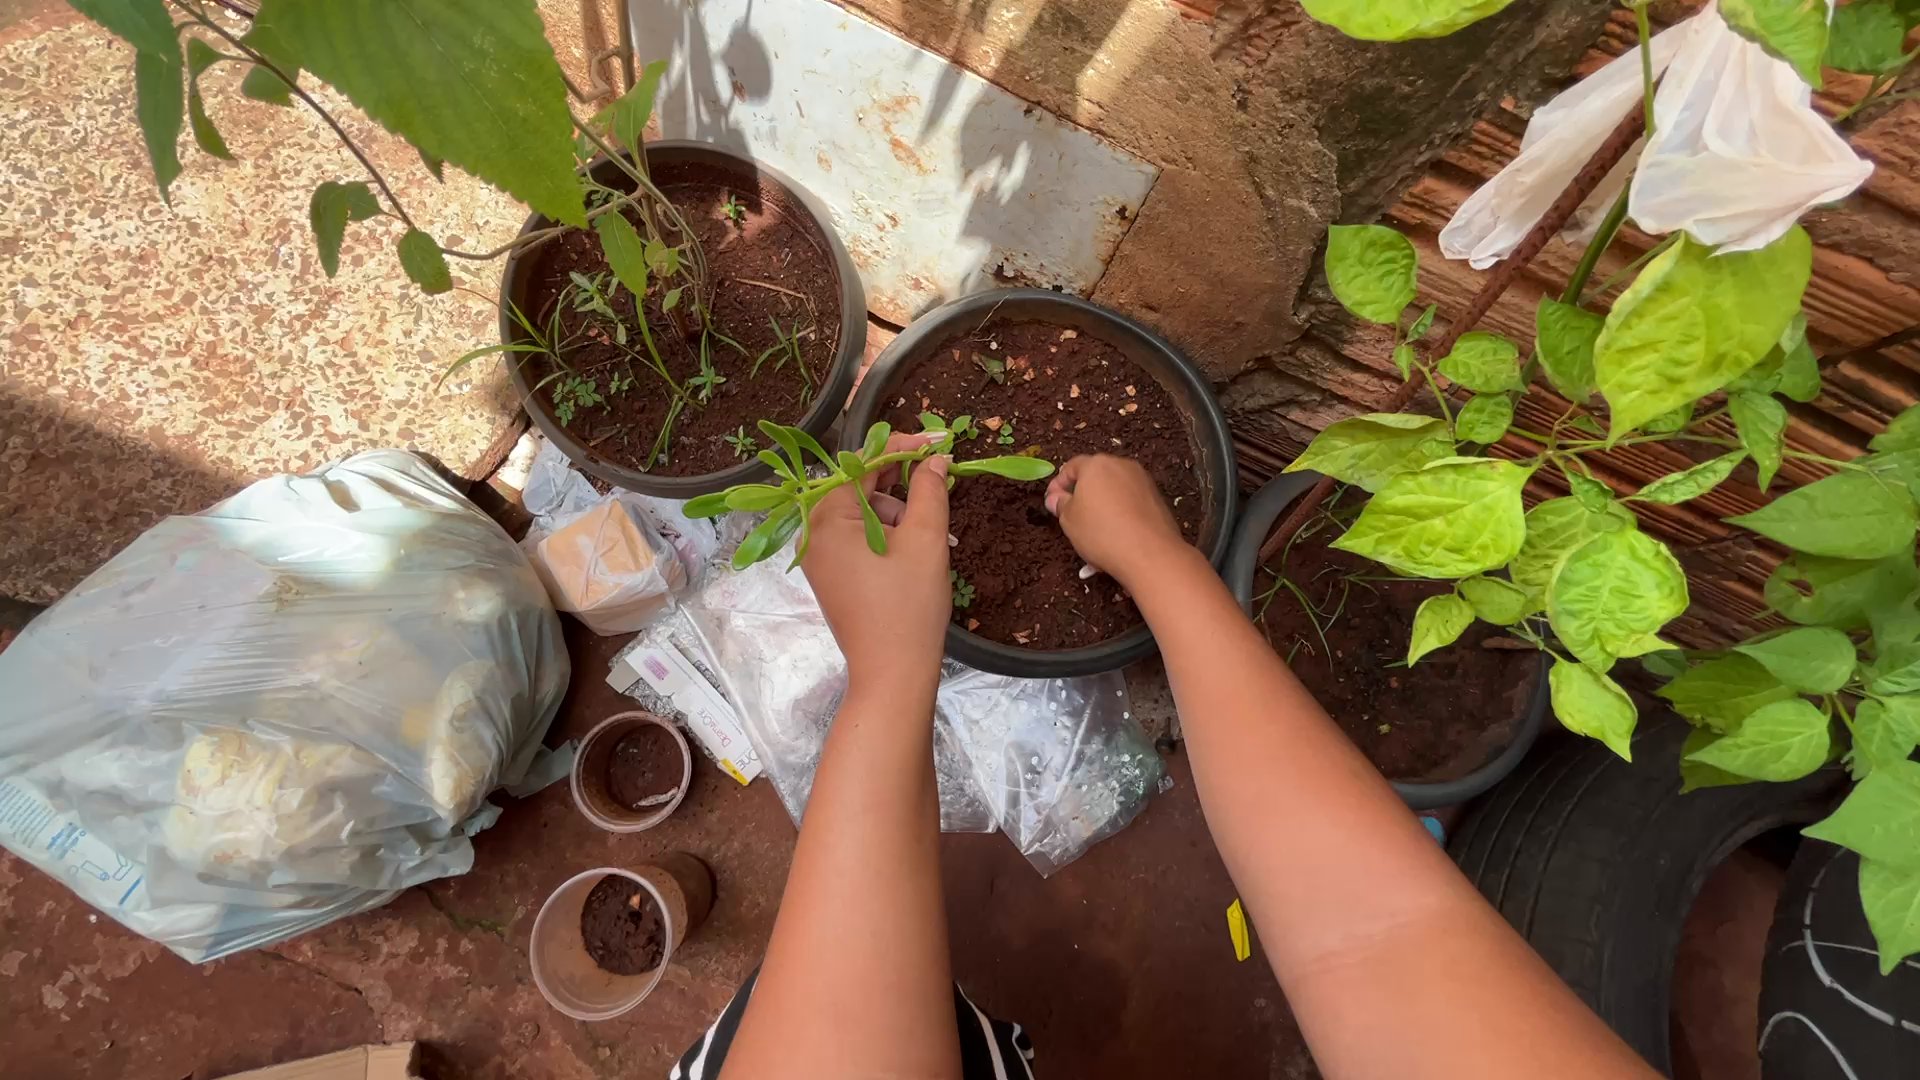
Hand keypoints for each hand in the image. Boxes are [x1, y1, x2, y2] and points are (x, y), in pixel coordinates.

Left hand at [801, 434, 951, 692]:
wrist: (892, 672)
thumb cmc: (908, 604)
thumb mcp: (926, 539)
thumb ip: (929, 489)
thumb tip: (935, 458)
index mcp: (828, 518)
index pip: (863, 465)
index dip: (902, 449)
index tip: (937, 444)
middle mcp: (814, 533)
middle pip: (860, 488)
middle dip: (902, 486)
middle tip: (939, 488)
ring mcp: (820, 558)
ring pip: (863, 514)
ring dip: (900, 515)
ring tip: (935, 536)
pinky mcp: (831, 577)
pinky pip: (858, 539)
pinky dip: (888, 536)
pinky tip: (918, 550)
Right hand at [1045, 454, 1187, 585]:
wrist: (1149, 553)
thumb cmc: (1101, 532)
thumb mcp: (1069, 520)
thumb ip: (1060, 504)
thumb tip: (1056, 498)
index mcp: (1096, 464)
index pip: (1071, 467)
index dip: (1058, 485)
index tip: (1051, 502)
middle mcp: (1121, 465)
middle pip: (1095, 475)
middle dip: (1081, 493)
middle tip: (1070, 514)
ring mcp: (1142, 480)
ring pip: (1114, 489)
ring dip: (1101, 504)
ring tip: (1093, 528)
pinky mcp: (1157, 498)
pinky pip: (1130, 501)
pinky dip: (1120, 512)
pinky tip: (1114, 534)